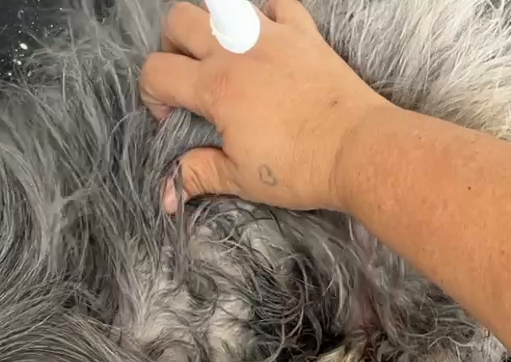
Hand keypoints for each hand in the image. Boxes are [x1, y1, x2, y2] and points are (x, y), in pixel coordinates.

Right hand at [139, 0, 395, 211]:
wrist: (358, 151)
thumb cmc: (302, 169)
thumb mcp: (244, 179)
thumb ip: (200, 175)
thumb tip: (166, 194)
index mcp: (216, 87)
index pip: (157, 73)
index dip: (152, 96)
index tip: (170, 119)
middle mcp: (236, 51)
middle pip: (178, 22)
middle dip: (171, 48)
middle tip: (188, 81)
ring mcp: (271, 36)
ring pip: (221, 5)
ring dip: (211, 25)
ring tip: (223, 60)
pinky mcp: (304, 35)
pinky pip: (278, 4)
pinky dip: (267, 15)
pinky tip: (269, 40)